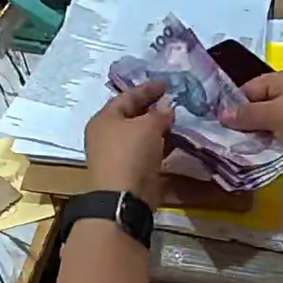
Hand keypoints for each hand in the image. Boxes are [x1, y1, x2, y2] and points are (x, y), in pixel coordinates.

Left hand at [85, 81, 173, 203]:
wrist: (124, 198)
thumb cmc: (131, 154)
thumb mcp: (148, 126)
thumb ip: (159, 114)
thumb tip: (166, 110)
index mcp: (104, 119)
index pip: (127, 96)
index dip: (147, 88)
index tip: (166, 84)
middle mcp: (106, 136)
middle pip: (131, 117)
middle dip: (152, 109)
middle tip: (173, 102)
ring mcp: (116, 156)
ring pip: (139, 137)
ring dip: (157, 130)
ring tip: (178, 122)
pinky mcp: (127, 173)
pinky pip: (145, 154)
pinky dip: (159, 147)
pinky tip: (175, 144)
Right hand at [222, 69, 282, 175]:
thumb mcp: (273, 112)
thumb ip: (246, 115)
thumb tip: (223, 115)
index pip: (254, 86)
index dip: (236, 102)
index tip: (219, 120)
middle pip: (263, 109)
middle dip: (247, 125)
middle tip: (226, 140)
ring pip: (272, 131)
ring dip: (260, 142)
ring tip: (239, 153)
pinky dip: (273, 153)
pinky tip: (259, 162)